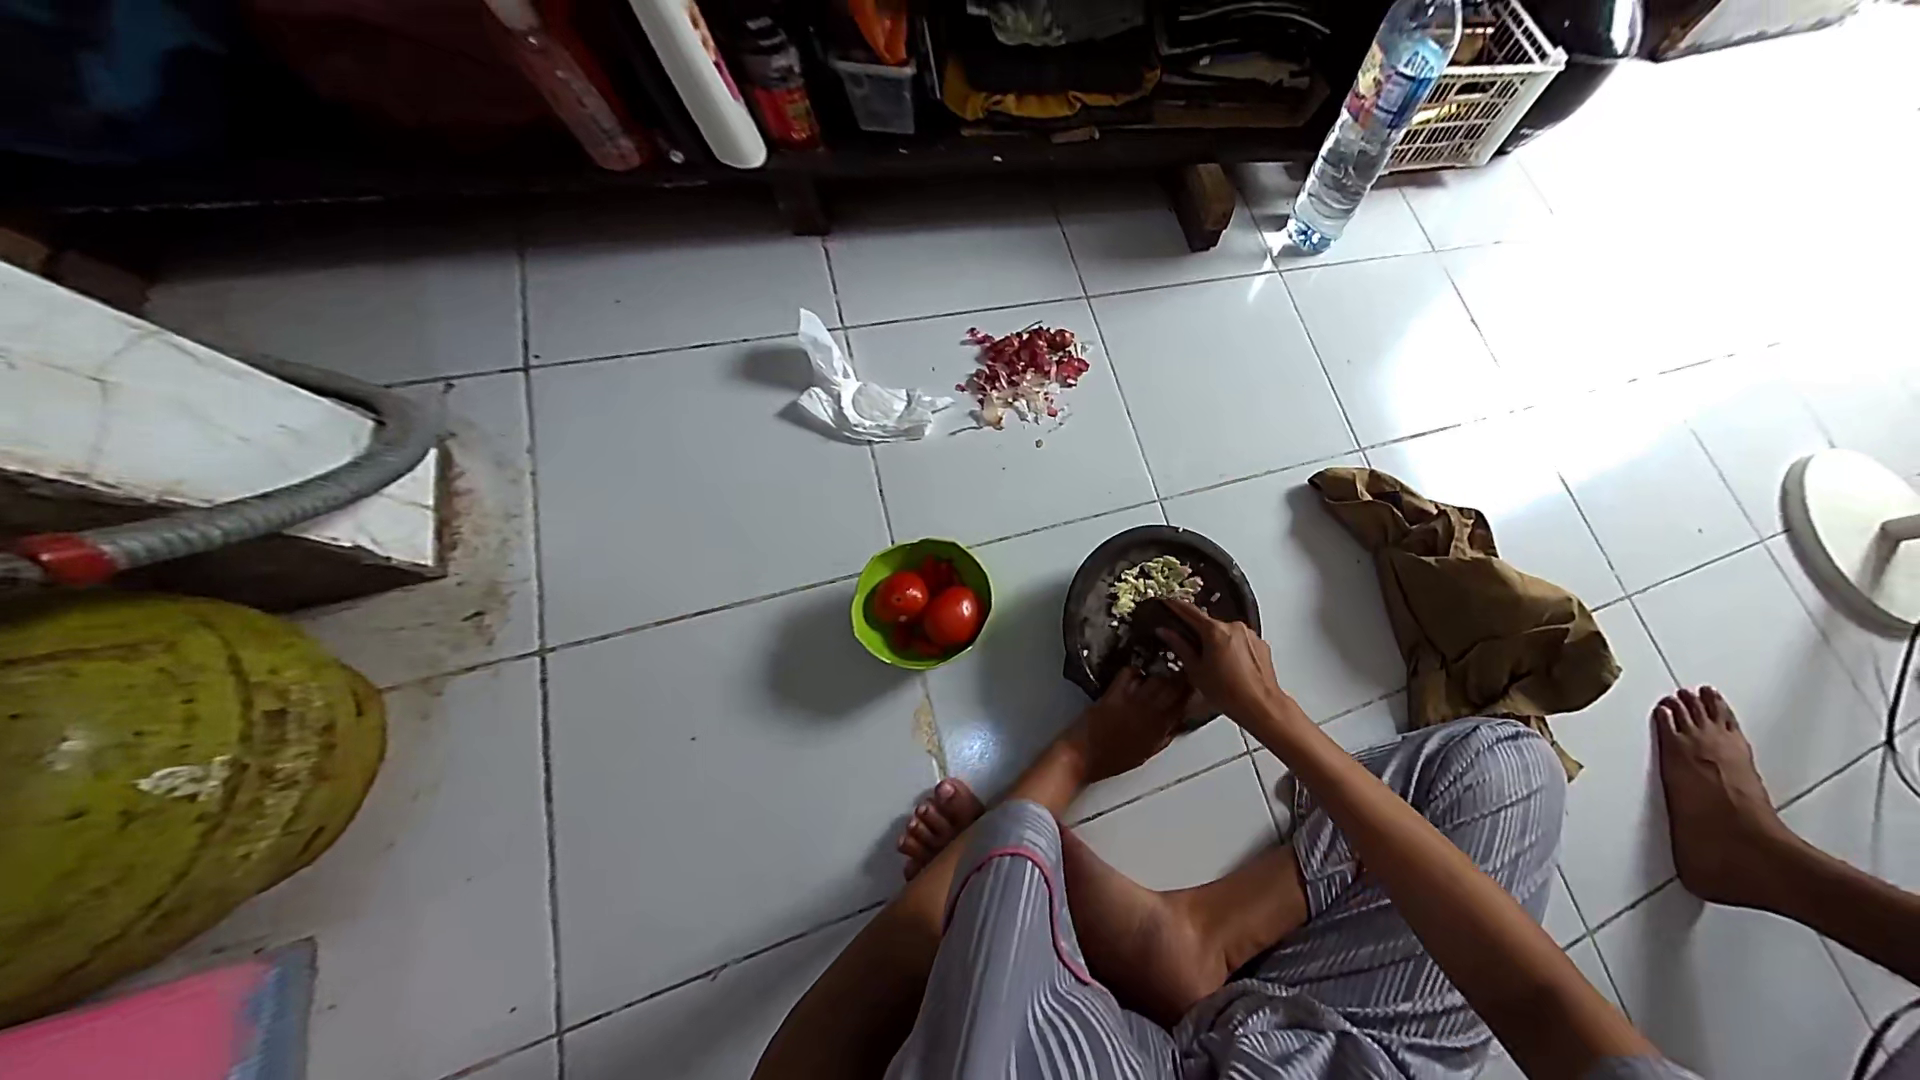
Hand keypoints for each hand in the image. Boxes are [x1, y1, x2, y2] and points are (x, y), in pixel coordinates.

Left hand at [1063, 666, 1190, 783]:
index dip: (1191, 692)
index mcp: (1160, 731)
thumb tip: (1178, 723)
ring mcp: (1132, 702)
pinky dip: (1133, 671)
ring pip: (1156, 678)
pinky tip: (1132, 675)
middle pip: (1174, 688)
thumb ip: (1165, 736)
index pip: (1185, 705)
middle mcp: (1151, 714)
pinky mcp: (1114, 695)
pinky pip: (1129, 673)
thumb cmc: (1112, 759)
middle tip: (1175, 674)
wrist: (1082, 756)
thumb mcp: (1147, 752)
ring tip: (1154, 675)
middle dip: (1178, 678)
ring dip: (1158, 674)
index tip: (1191, 684)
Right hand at [1157, 598, 1298, 727]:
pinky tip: (1230, 667)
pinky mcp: (1260, 644)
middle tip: (1191, 650)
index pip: (1189, 611)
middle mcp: (1234, 627)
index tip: (1167, 602)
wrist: (1260, 705)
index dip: (1175, 606)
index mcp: (1214, 631)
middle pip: (1209, 624)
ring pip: (1225, 632)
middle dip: (1199, 633)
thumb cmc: (1228, 692)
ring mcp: (1249, 634)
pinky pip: (1240, 640)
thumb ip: (1179, 646)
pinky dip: (1232, 648)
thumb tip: (1165, 632)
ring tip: (1214, 665)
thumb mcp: (1195, 669)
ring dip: (1217, 642)